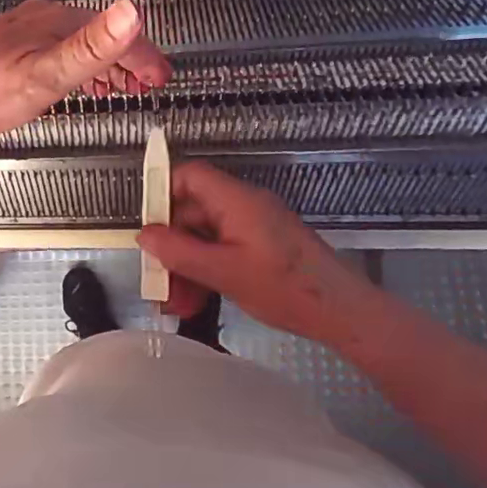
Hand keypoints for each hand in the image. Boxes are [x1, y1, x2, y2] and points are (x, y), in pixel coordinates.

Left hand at [0, 0, 170, 145]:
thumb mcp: (44, 76)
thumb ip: (92, 48)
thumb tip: (130, 13)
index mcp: (55, 23)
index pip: (117, 32)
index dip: (145, 57)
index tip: (161, 76)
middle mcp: (41, 22)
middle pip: (102, 35)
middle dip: (132, 61)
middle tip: (151, 82)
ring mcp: (27, 36)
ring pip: (81, 44)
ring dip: (109, 65)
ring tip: (125, 85)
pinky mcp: (15, 52)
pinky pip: (61, 53)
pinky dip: (82, 68)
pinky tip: (80, 83)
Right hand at [138, 160, 384, 342]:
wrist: (341, 312)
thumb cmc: (285, 288)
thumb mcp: (224, 273)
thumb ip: (180, 252)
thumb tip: (145, 235)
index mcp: (236, 200)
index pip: (189, 175)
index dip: (163, 194)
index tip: (147, 228)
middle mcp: (244, 206)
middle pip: (193, 211)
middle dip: (171, 247)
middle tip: (159, 282)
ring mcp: (254, 227)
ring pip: (205, 236)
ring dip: (186, 267)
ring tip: (177, 304)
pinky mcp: (262, 246)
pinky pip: (223, 249)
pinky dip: (207, 271)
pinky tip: (198, 301)